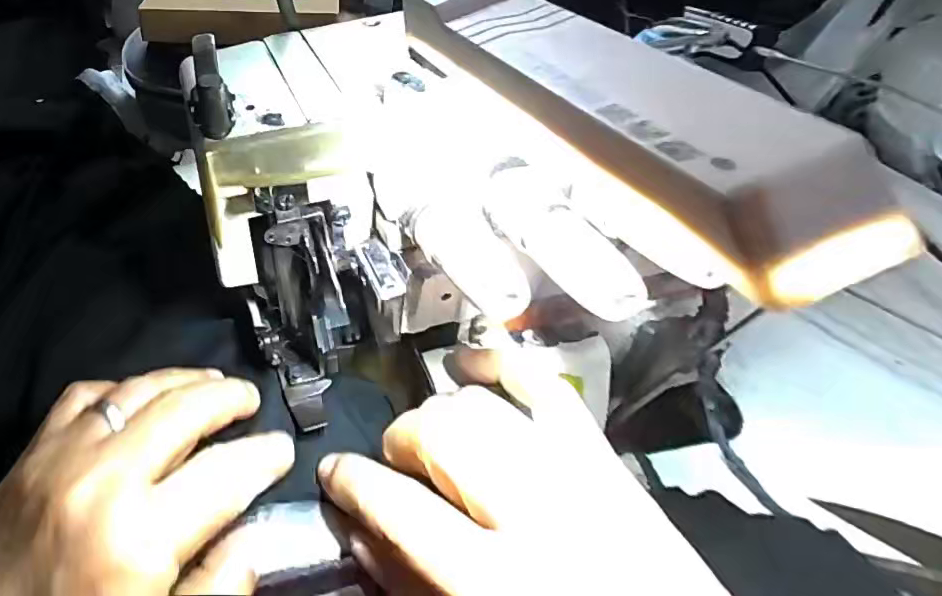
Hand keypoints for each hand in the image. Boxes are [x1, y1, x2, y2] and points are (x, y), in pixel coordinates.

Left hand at [0, 368, 294, 595]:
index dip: (259, 457)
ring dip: (176, 381)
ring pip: (132, 392)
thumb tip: (253, 534)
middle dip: (223, 400)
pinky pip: (83, 396)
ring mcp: (61, 454)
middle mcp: (101, 478)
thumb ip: (215, 587)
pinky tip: (138, 394)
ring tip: (208, 382)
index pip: (219, 477)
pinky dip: (118, 388)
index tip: (281, 446)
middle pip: (177, 414)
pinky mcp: (32, 449)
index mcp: (138, 538)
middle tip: (248, 398)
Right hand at [317, 347, 728, 595]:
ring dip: (441, 416)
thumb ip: (410, 579)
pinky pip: (544, 388)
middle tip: (394, 469)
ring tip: (433, 444)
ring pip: (480, 406)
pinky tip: (464, 371)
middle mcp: (548, 520)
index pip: (398, 503)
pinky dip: (496, 367)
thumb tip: (356, 524)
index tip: (332, 478)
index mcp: (506, 583)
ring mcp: (584, 482)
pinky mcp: (610, 466)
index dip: (349, 482)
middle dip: (400, 443)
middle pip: (438, 433)